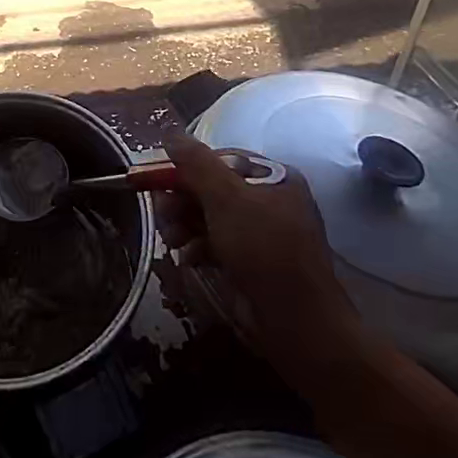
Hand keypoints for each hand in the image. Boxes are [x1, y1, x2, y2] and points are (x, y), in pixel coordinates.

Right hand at [158, 131, 357, 377]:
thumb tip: (170, 133)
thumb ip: (196, 164)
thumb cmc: (265, 250)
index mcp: (274, 177)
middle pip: (211, 188)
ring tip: (172, 240)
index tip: (159, 181)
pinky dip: (198, 247)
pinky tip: (188, 259)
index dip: (187, 168)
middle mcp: (269, 200)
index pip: (221, 159)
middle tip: (163, 215)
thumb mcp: (227, 199)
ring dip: (184, 225)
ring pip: (209, 216)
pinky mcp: (250, 263)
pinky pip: (216, 243)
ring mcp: (260, 234)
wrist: (298, 325)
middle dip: (182, 200)